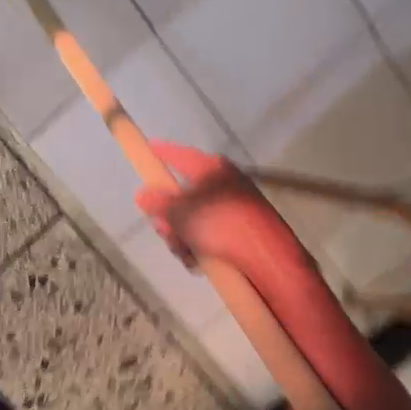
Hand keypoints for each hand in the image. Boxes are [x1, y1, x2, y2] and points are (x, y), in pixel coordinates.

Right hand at [133, 141, 312, 277]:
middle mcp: (222, 183)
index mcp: (211, 170)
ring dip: (180, 237)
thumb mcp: (182, 214)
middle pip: (181, 194)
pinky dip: (197, 246)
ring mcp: (231, 206)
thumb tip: (142, 193)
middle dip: (168, 217)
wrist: (268, 256)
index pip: (179, 155)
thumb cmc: (222, 226)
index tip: (147, 148)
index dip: (161, 153)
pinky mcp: (238, 228)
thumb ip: (159, 203)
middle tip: (165, 230)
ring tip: (184, 253)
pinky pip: (206, 233)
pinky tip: (197, 261)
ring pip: (190, 219)